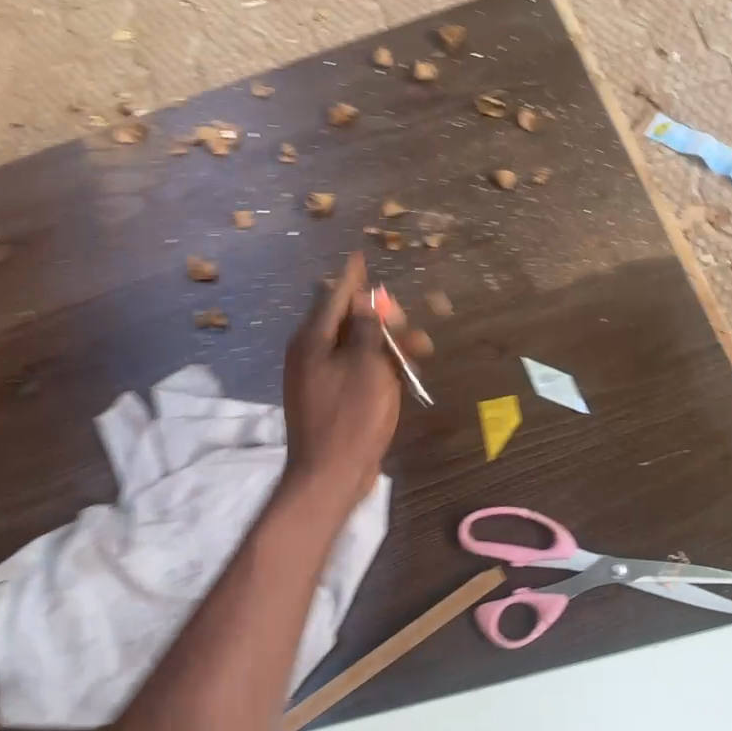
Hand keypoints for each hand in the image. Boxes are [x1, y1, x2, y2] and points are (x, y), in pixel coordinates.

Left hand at [281, 253, 422, 504]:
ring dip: (385, 343)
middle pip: (346, 320)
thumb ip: (367, 328)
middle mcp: (310, 353)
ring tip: (421, 348)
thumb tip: (363, 298)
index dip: (352, 277)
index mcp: (313, 339)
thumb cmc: (351, 417)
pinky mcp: (329, 398)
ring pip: (355, 346)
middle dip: (379, 315)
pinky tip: (403, 369)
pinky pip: (355, 369)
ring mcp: (318, 377)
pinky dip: (377, 365)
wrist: (330, 475)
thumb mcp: (366, 365)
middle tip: (405, 319)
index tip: (360, 255)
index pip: (333, 295)